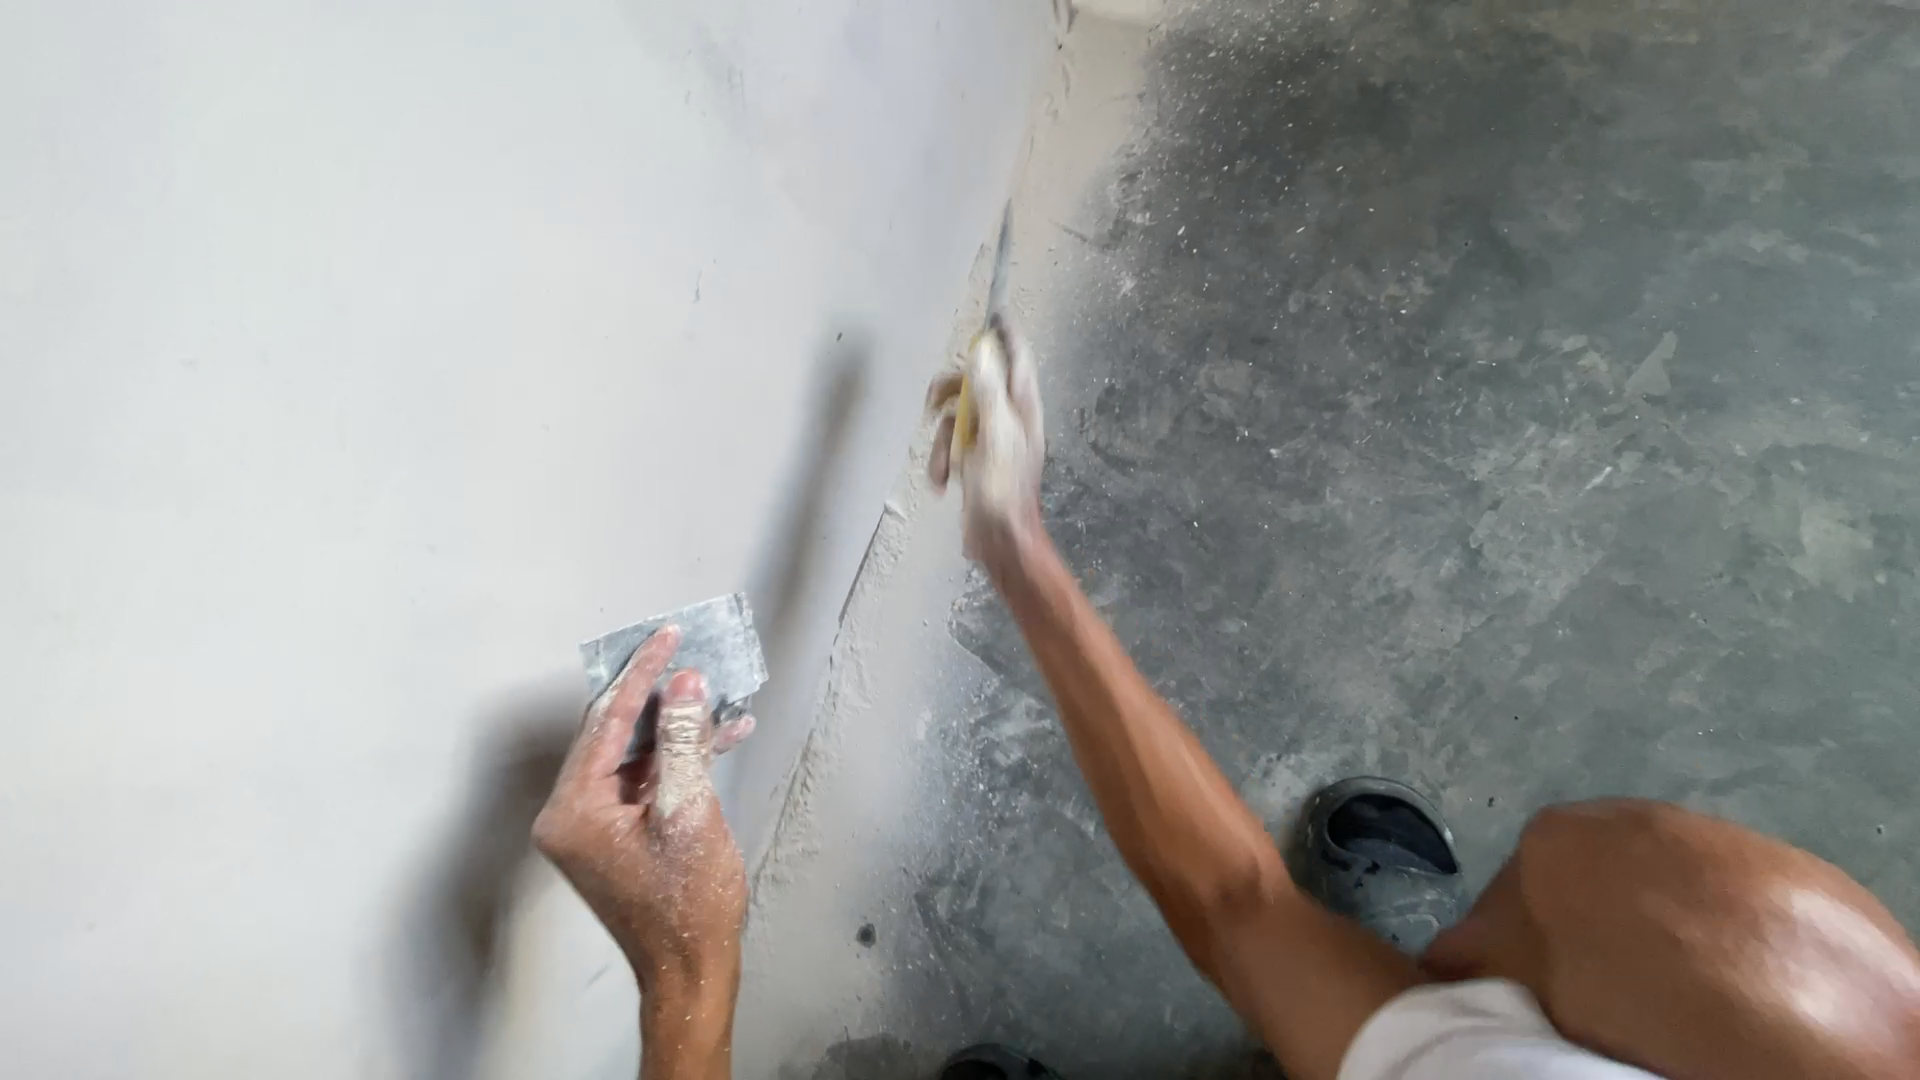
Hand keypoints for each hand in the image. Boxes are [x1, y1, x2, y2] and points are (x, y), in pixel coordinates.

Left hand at [532, 625, 754, 1057]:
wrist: (691, 963)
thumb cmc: (688, 896)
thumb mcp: (688, 809)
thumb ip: (681, 739)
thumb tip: (684, 681)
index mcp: (573, 809)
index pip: (605, 720)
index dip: (642, 673)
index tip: (667, 634)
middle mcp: (572, 811)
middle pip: (614, 731)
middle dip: (659, 694)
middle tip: (688, 653)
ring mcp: (594, 822)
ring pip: (635, 750)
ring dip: (677, 727)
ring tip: (718, 699)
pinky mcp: (619, 828)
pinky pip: (647, 775)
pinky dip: (680, 758)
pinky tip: (721, 738)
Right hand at [926, 316, 1045, 573]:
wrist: (999, 537)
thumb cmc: (1003, 489)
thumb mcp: (994, 436)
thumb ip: (987, 392)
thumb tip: (981, 352)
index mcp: (1021, 407)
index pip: (1016, 357)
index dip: (1005, 334)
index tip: (994, 312)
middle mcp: (1008, 417)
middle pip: (976, 382)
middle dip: (951, 392)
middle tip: (932, 402)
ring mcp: (990, 439)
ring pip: (956, 416)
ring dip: (942, 441)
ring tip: (944, 468)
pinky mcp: (974, 459)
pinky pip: (951, 445)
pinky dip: (942, 460)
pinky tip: (943, 481)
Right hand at [1423, 799, 1919, 1079]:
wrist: (1780, 1006)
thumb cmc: (1617, 980)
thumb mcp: (1517, 969)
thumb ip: (1467, 949)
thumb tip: (1434, 957)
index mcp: (1551, 830)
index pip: (1524, 882)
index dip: (1535, 937)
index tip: (1558, 980)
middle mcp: (1627, 812)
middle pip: (1598, 874)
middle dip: (1601, 920)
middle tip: (1621, 988)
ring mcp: (1716, 834)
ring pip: (1673, 883)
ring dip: (1671, 924)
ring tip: (1692, 990)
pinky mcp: (1798, 867)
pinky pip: (1749, 900)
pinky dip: (1745, 935)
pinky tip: (1756, 984)